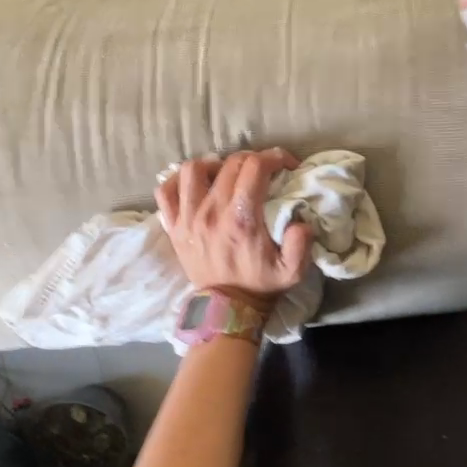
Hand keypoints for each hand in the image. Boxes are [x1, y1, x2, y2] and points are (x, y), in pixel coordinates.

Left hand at [155, 149, 311, 311]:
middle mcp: (212, 212)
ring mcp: (188, 218)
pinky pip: (166, 191)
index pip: (255, 167)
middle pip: (229, 164)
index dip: (274, 157)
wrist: (227, 309)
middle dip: (252, 159)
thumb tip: (300, 221)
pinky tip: (195, 185)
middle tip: (263, 170)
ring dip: (213, 165)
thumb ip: (301, 244)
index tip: (286, 164)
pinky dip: (177, 182)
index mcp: (242, 219)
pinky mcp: (174, 226)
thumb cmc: (260, 286)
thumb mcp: (292, 271)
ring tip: (226, 174)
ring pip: (193, 170)